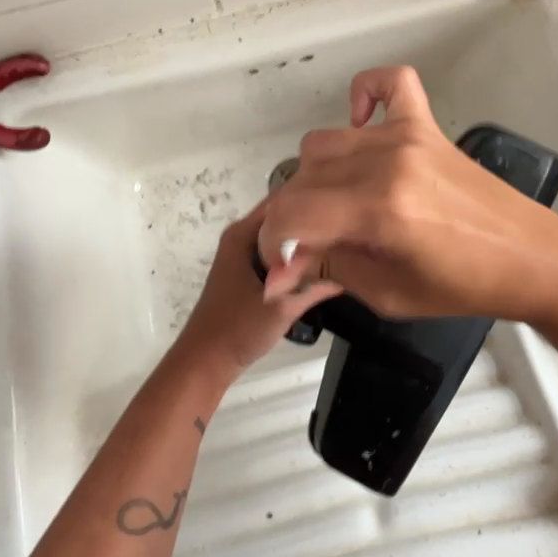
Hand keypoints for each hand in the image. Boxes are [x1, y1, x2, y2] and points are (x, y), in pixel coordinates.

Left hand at [173, 200, 342, 379]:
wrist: (206, 361)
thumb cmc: (238, 329)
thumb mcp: (282, 307)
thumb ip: (316, 286)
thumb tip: (349, 269)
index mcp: (242, 234)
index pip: (282, 198)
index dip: (312, 195)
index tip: (344, 198)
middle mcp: (241, 236)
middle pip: (283, 217)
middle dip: (313, 218)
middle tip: (351, 222)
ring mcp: (243, 254)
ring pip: (281, 237)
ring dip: (306, 238)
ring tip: (344, 238)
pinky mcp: (248, 271)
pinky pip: (276, 253)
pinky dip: (295, 255)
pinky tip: (323, 261)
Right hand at [258, 66, 557, 325]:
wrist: (530, 259)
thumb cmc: (466, 285)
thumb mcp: (388, 296)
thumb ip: (327, 269)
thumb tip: (280, 268)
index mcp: (379, 210)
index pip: (291, 213)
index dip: (272, 244)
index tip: (280, 263)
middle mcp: (387, 163)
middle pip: (302, 178)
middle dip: (292, 219)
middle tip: (310, 247)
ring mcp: (407, 137)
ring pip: (325, 142)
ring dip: (316, 177)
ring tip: (336, 207)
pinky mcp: (427, 125)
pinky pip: (389, 83)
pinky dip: (365, 93)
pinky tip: (362, 124)